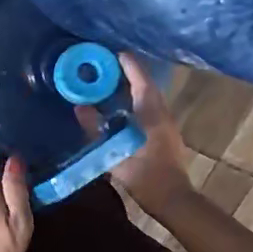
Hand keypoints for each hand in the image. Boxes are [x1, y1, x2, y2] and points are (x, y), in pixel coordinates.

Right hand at [76, 54, 190, 213]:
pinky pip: (149, 109)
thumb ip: (96, 129)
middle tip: (104, 68)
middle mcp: (161, 112)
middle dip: (126, 73)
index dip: (126, 64)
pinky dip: (135, 102)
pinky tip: (121, 109)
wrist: (172, 198)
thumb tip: (80, 107)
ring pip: (149, 97)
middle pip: (145, 84)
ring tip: (109, 85)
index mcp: (151, 112)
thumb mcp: (114, 153)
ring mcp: (166, 123)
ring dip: (131, 88)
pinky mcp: (165, 134)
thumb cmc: (144, 176)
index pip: (139, 78)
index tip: (111, 53)